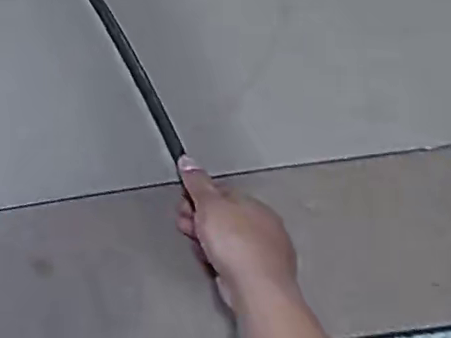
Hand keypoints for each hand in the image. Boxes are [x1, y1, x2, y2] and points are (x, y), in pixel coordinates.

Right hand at [176, 156, 299, 310]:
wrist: (257, 290)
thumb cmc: (234, 241)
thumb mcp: (208, 203)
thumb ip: (196, 181)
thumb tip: (187, 161)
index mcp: (257, 207)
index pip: (220, 191)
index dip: (197, 194)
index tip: (184, 201)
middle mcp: (265, 228)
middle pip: (220, 214)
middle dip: (197, 216)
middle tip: (186, 221)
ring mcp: (264, 253)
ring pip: (222, 236)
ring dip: (202, 235)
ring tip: (195, 241)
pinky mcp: (257, 274)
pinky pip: (229, 257)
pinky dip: (215, 255)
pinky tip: (208, 258)